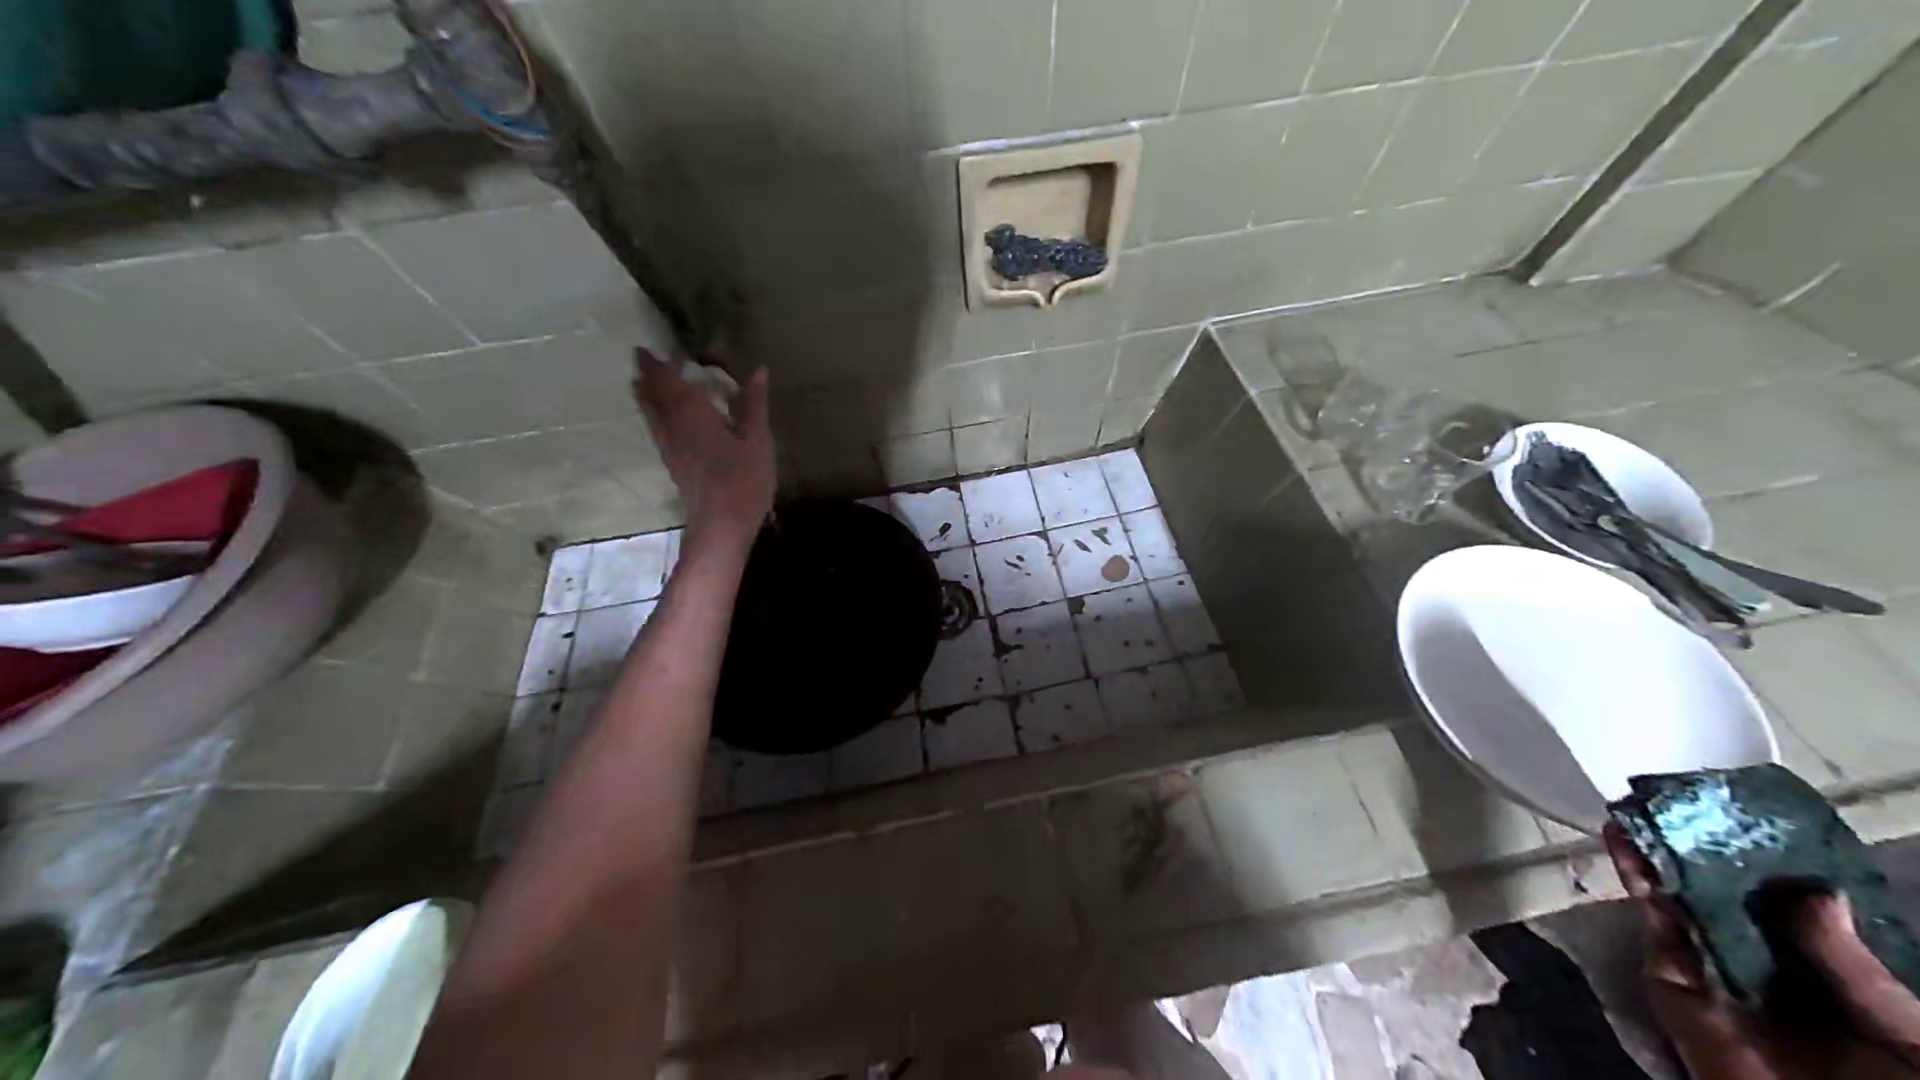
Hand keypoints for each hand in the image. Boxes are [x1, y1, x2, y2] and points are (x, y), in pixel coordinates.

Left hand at [632, 349, 773, 549]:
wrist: (721, 525)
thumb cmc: (743, 479)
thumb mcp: (758, 440)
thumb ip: (754, 405)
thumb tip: (757, 371)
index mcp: (693, 414)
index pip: (667, 382)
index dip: (655, 365)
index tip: (642, 349)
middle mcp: (673, 428)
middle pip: (652, 398)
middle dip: (647, 380)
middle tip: (642, 364)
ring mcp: (670, 450)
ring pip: (651, 417)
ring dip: (646, 399)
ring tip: (643, 387)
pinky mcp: (674, 467)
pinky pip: (658, 432)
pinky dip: (655, 418)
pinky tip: (664, 424)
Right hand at [1605, 824, 1919, 1078]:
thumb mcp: (1906, 1035)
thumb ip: (1855, 967)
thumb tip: (1810, 891)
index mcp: (1834, 974)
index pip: (1798, 905)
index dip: (1775, 859)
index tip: (1752, 814)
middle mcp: (1768, 961)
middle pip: (1728, 893)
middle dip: (1703, 845)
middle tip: (1680, 794)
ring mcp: (1712, 968)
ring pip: (1680, 898)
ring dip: (1656, 850)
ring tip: (1639, 802)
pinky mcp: (1669, 978)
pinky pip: (1651, 925)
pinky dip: (1633, 879)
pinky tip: (1622, 840)